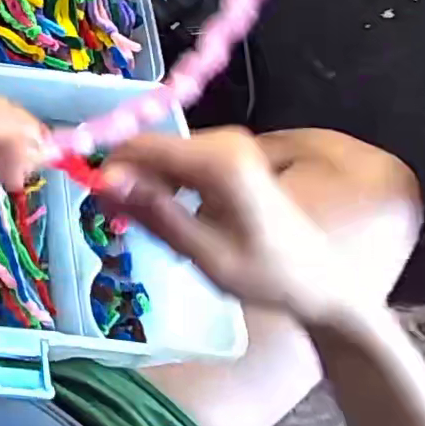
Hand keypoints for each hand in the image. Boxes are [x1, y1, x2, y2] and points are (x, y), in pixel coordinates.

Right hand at [100, 128, 371, 327]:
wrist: (325, 285)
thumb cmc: (268, 277)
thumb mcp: (205, 254)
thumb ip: (155, 213)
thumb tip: (104, 180)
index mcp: (220, 161)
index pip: (143, 145)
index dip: (112, 168)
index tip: (99, 204)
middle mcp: (223, 140)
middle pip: (149, 147)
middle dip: (128, 180)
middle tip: (122, 224)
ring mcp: (227, 144)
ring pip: (159, 154)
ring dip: (143, 185)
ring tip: (148, 226)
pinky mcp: (226, 154)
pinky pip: (176, 160)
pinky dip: (162, 184)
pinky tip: (169, 215)